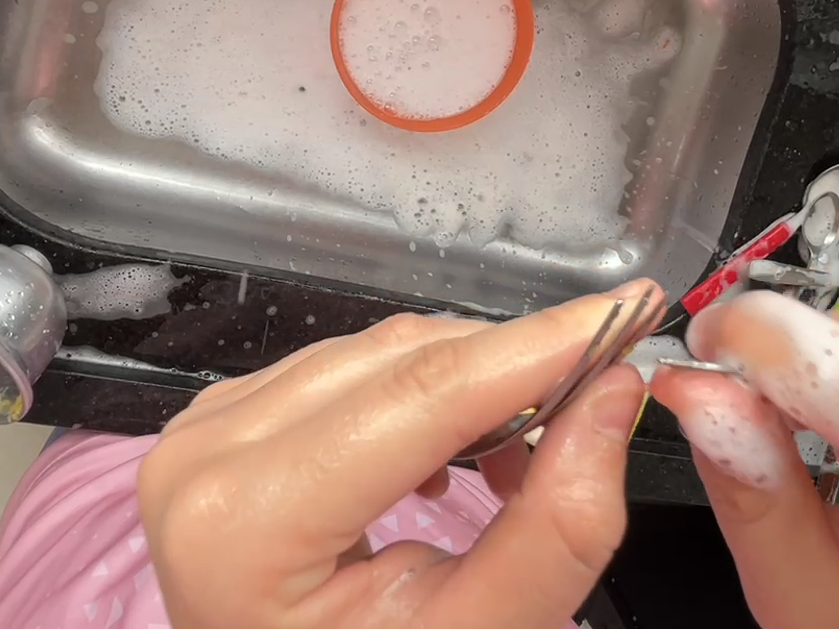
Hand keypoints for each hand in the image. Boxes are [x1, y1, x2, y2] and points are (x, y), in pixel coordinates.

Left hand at [135, 280, 661, 628]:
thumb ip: (553, 529)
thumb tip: (612, 396)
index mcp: (244, 521)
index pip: (423, 395)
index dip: (539, 344)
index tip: (628, 308)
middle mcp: (211, 446)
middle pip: (403, 360)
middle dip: (517, 361)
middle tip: (602, 378)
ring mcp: (212, 419)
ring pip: (382, 350)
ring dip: (476, 376)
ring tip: (532, 439)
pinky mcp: (231, 410)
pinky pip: (352, 364)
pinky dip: (426, 386)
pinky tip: (460, 442)